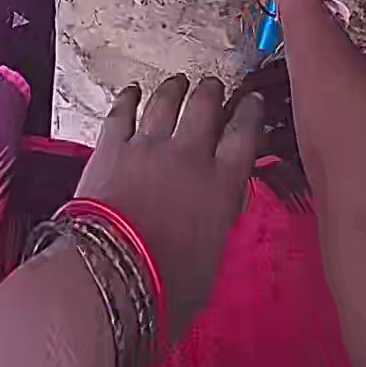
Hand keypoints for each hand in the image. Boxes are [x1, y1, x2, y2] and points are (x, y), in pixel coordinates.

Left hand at [72, 77, 262, 336]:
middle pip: (203, 108)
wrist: (113, 271)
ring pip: (164, 102)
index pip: (243, 137)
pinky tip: (131, 90)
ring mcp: (147, 146)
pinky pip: (122, 112)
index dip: (250, 114)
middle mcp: (186, 155)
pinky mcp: (112, 146)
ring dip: (174, 88)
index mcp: (219, 184)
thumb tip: (212, 215)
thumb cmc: (168, 285)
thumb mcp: (211, 259)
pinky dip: (127, 98)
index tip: (253, 100)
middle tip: (212, 85)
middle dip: (210, 92)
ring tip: (179, 81)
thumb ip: (215, 223)